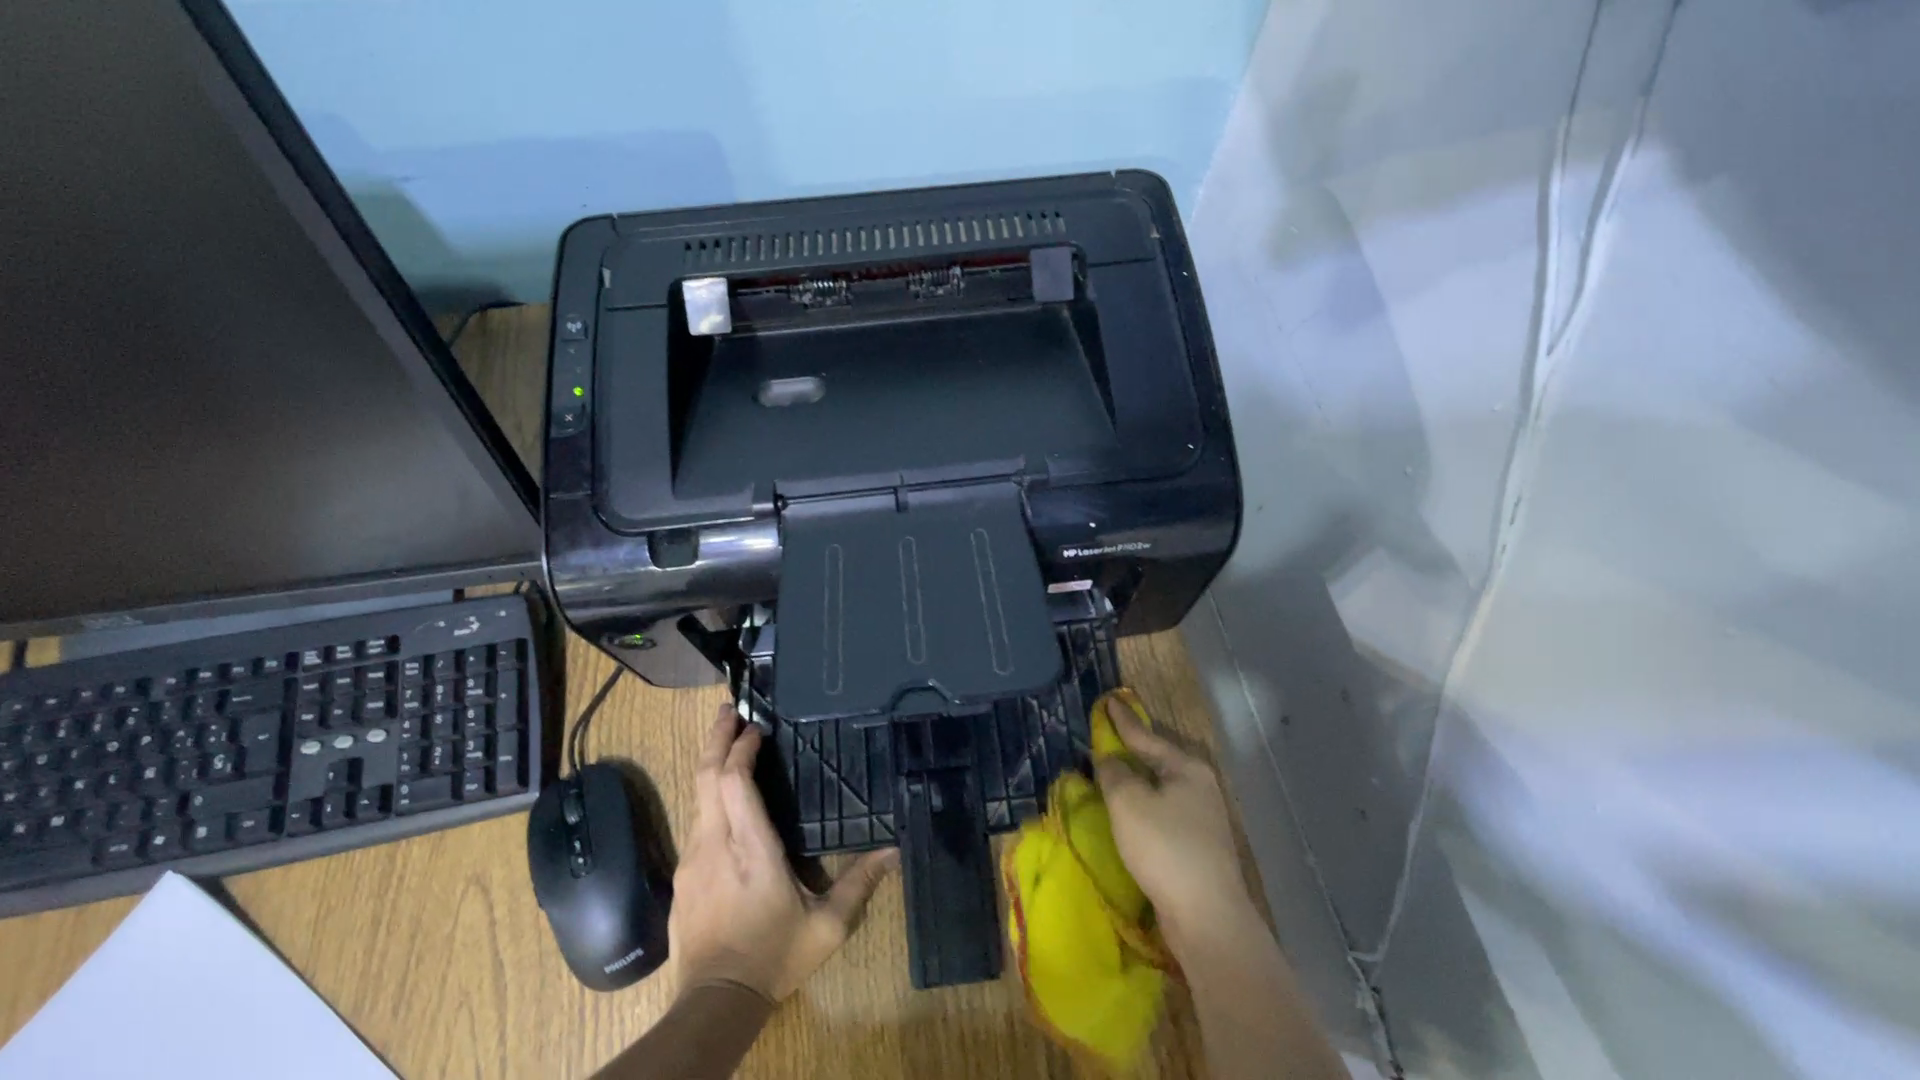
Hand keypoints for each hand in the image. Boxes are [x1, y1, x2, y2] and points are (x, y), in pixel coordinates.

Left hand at [669, 706, 897, 1001]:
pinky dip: (708, 799)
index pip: (735, 781)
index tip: (754, 727)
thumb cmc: (775, 955)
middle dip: (715, 738)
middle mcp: (715, 844)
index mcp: (751, 848)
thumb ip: (858, 883)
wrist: (715, 999)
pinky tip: (722, 803)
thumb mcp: (827, 925)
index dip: (740, 748)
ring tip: (726, 745)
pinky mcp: (681, 878)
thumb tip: (893, 851)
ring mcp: (691, 861)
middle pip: (705, 777)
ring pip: (696, 799)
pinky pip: (695, 825)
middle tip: (727, 710)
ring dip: (710, 766)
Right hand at [1092, 693, 1253, 943]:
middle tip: (1108, 735)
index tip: (1109, 701)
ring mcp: (1204, 818)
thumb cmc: (1165, 849)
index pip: (1146, 736)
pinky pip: (1164, 813)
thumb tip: (1109, 759)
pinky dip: (1145, 806)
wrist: (1206, 914)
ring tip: (1114, 772)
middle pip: (1159, 760)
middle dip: (1134, 750)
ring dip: (1138, 781)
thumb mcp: (1128, 803)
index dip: (1123, 720)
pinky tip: (1131, 813)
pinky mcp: (1199, 846)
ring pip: (1162, 788)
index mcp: (1187, 768)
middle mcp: (1200, 787)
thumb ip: (1114, 774)